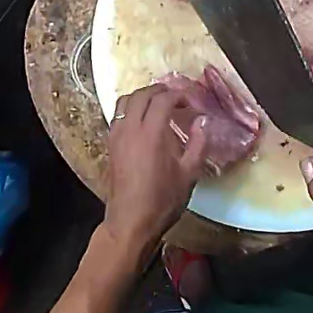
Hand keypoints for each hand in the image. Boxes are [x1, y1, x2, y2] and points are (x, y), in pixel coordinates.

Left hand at [104, 84, 209, 249]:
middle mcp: (130, 130)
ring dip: (144, 97)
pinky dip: (133, 109)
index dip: (180, 96)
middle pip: (142, 94)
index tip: (193, 103)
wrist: (131, 222)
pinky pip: (119, 115)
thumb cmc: (164, 200)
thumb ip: (198, 143)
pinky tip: (145, 121)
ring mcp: (117, 136)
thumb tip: (202, 121)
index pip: (163, 99)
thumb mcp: (190, 173)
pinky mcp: (110, 145)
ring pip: (126, 101)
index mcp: (151, 134)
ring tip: (160, 104)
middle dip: (161, 91)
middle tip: (178, 98)